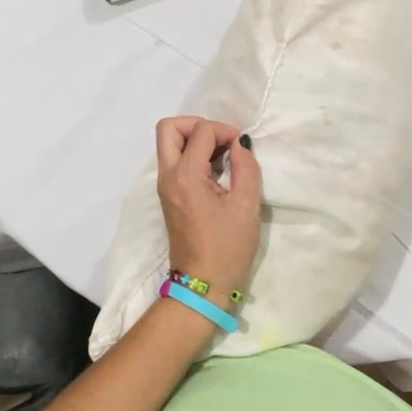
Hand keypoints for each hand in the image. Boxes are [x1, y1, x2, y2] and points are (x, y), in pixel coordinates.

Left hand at [154, 117, 262, 300]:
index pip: (200, 131)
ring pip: (169, 143)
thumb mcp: (246, 205)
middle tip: (222, 141)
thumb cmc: (227, 247)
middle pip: (169, 128)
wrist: (202, 285)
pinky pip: (175, 161)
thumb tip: (240, 144)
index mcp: (185, 176)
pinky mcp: (169, 196)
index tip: (242, 148)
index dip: (225, 131)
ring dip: (195, 140)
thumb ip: (245, 167)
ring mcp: (165, 186)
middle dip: (197, 125)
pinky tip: (216, 171)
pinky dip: (193, 155)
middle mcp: (168, 176)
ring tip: (223, 156)